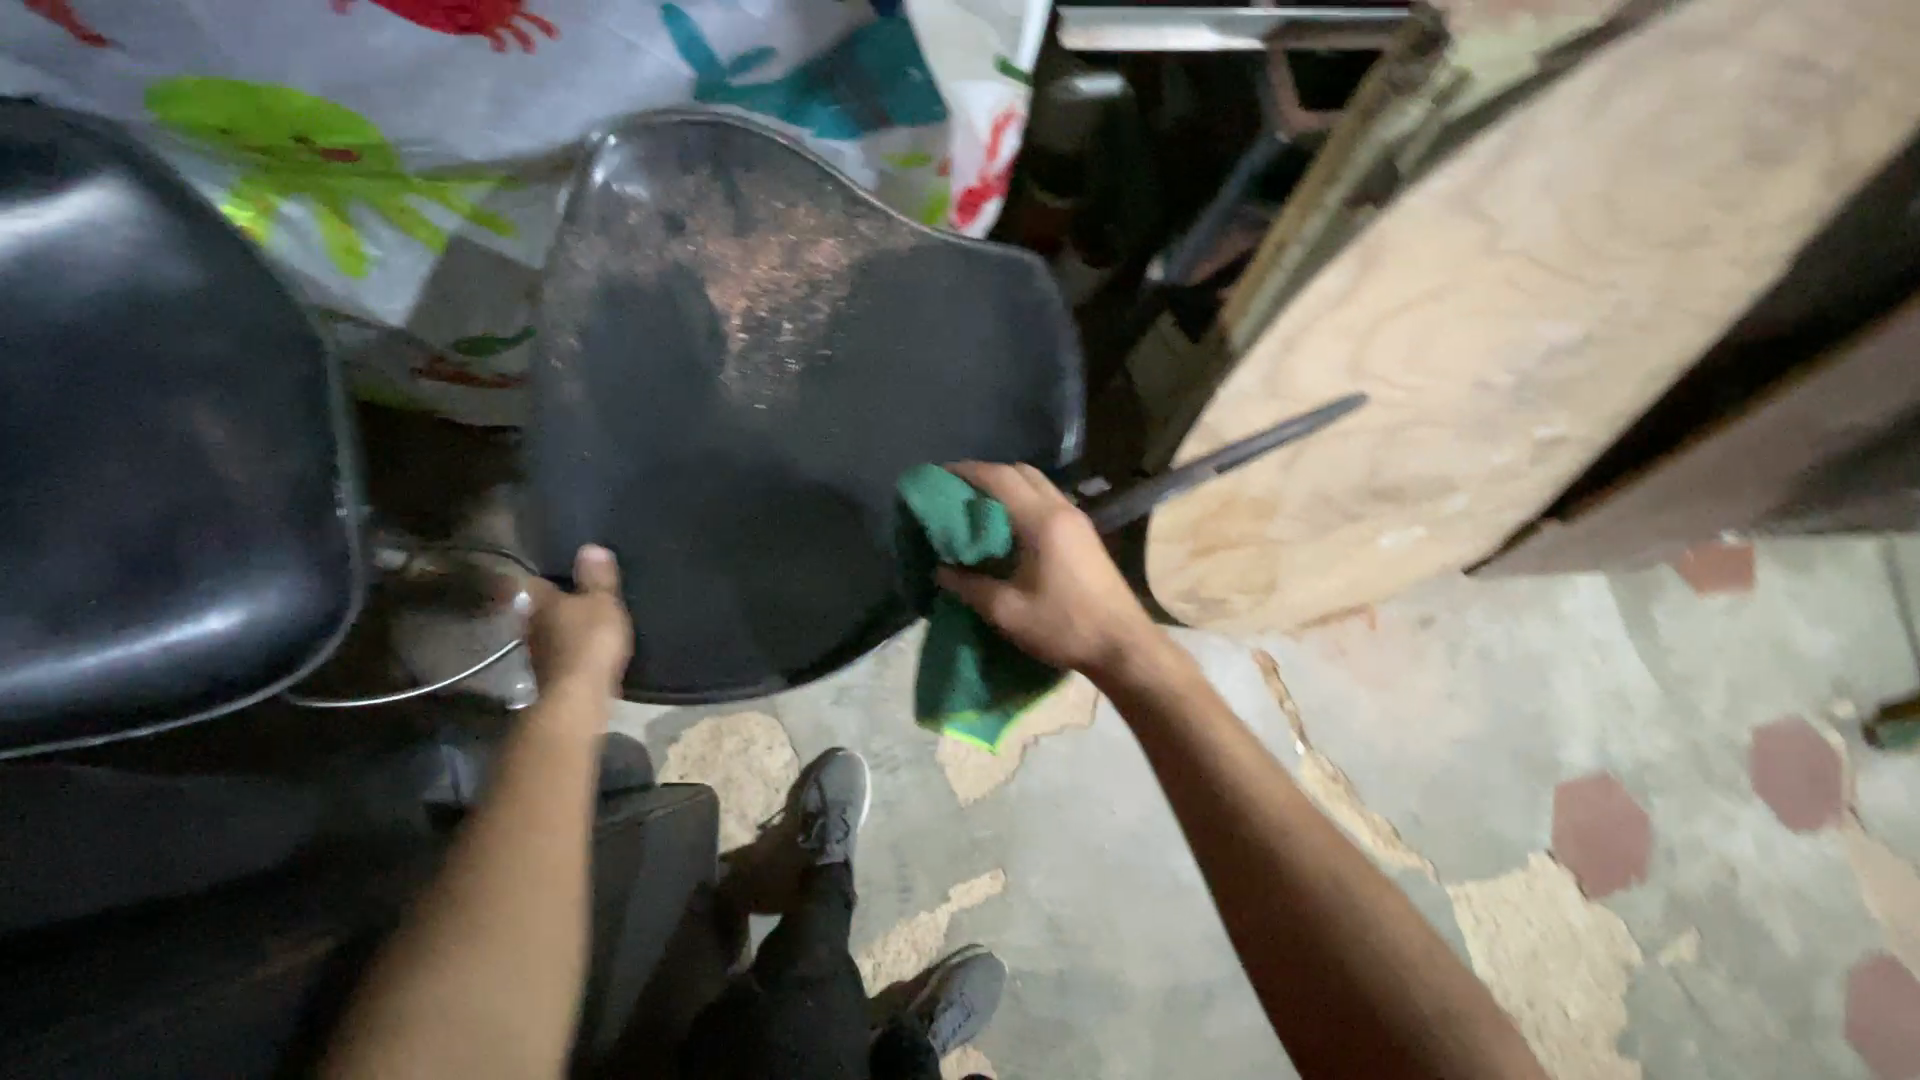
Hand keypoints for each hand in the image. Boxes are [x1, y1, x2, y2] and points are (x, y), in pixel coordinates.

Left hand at [523, 544, 632, 698]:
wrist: (578, 697)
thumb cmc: (589, 641)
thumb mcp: (602, 602)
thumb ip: (597, 577)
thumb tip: (589, 547)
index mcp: (539, 602)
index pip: (536, 582)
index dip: (549, 577)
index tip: (562, 574)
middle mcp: (530, 625)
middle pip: (539, 609)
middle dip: (555, 606)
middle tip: (577, 600)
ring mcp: (537, 654)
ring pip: (548, 634)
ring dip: (561, 631)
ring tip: (584, 626)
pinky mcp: (549, 678)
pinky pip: (560, 656)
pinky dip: (570, 653)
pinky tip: (586, 654)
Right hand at [937, 462, 1163, 682]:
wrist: (1122, 645)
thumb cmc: (1065, 626)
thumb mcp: (1007, 612)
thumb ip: (969, 586)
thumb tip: (940, 570)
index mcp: (1042, 521)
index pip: (1000, 478)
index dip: (967, 471)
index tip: (939, 476)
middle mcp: (1062, 509)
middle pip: (1021, 472)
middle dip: (986, 475)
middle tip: (956, 492)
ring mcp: (1078, 520)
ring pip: (1037, 485)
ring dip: (1007, 488)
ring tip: (977, 509)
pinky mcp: (1084, 535)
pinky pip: (1048, 502)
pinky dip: (1023, 502)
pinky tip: (1007, 528)